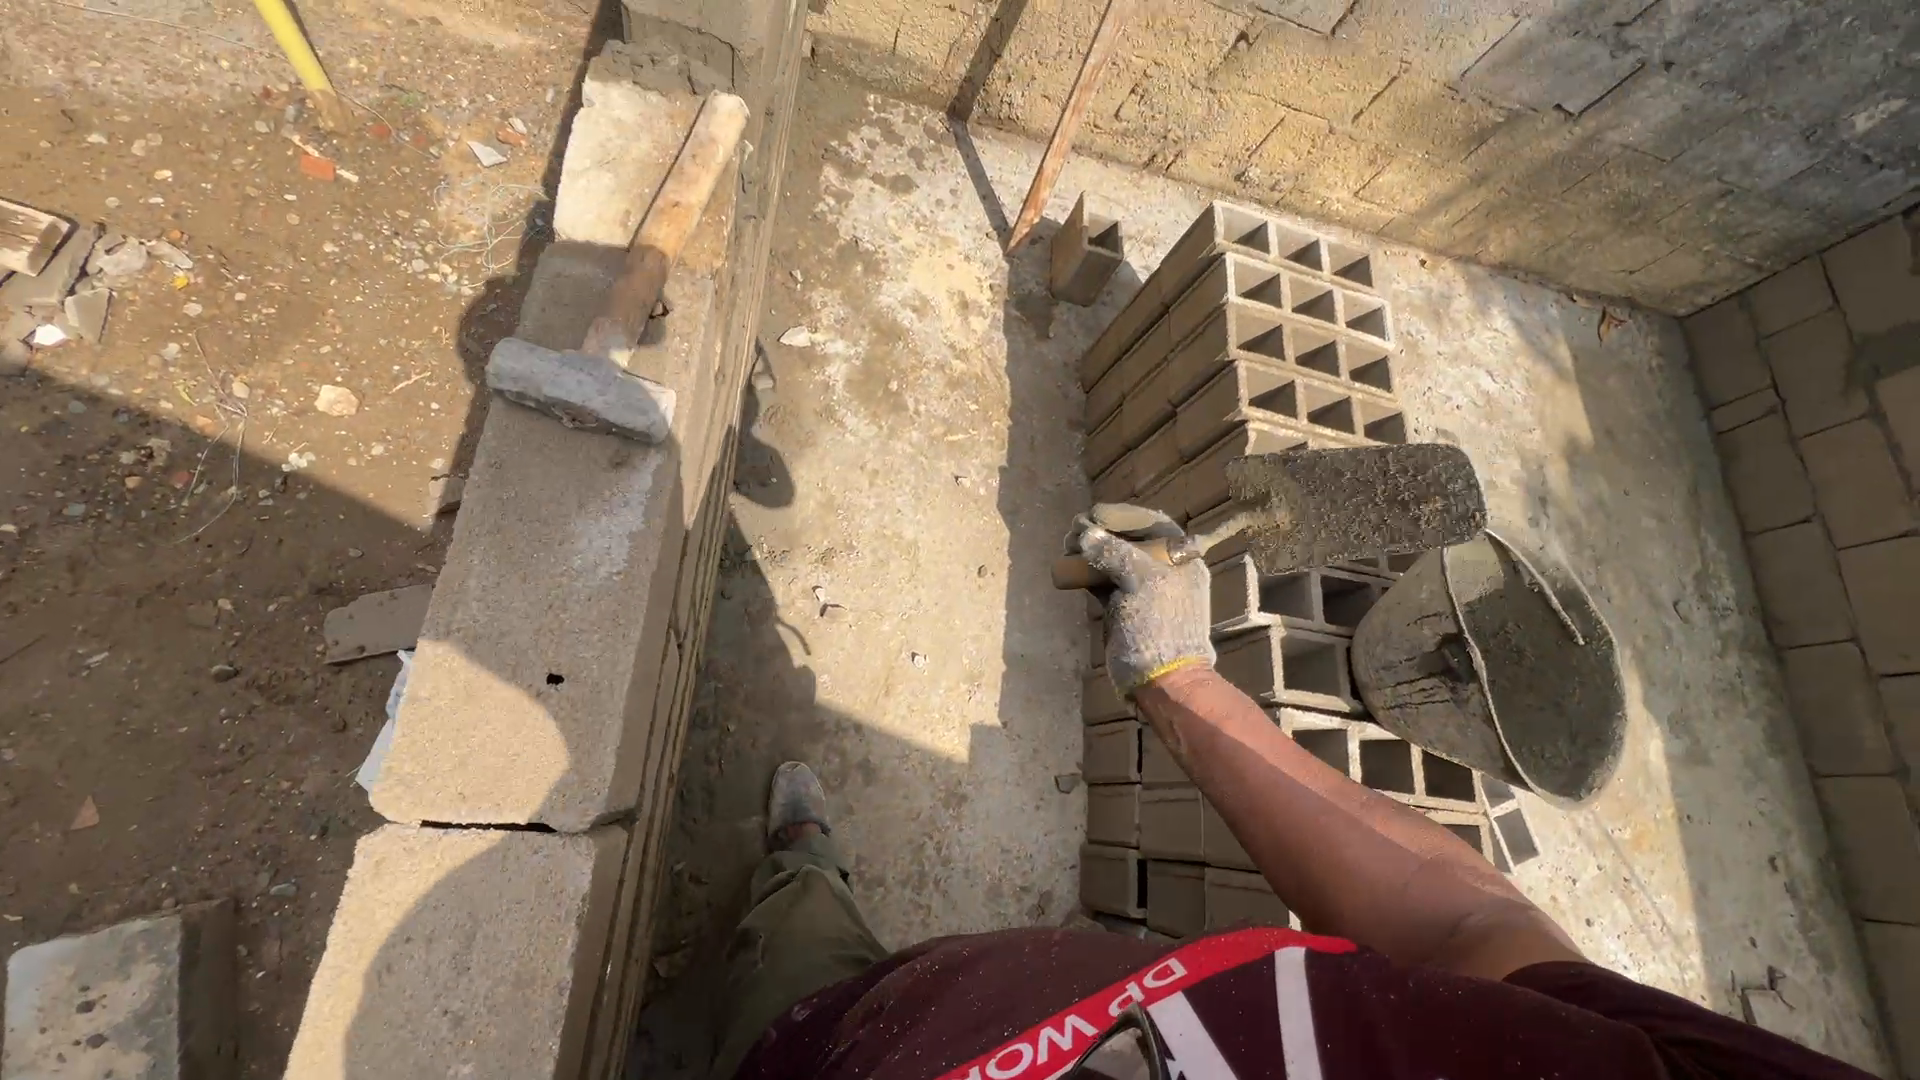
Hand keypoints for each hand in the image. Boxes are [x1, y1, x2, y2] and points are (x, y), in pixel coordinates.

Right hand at [1067, 504, 1214, 697]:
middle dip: (1100, 532)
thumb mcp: (1142, 580)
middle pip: (1127, 539)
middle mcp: (1161, 569)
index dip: (1122, 516)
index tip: (1095, 515)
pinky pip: (1102, 580)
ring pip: (1111, 559)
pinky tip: (1069, 566)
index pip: (1151, 523)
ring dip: (1088, 550)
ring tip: (1067, 546)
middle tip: (1074, 531)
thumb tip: (1085, 533)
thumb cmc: (1160, 625)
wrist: (1160, 679)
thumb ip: (1114, 552)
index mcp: (1178, 558)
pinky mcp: (1121, 606)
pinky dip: (1086, 572)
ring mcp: (1140, 589)